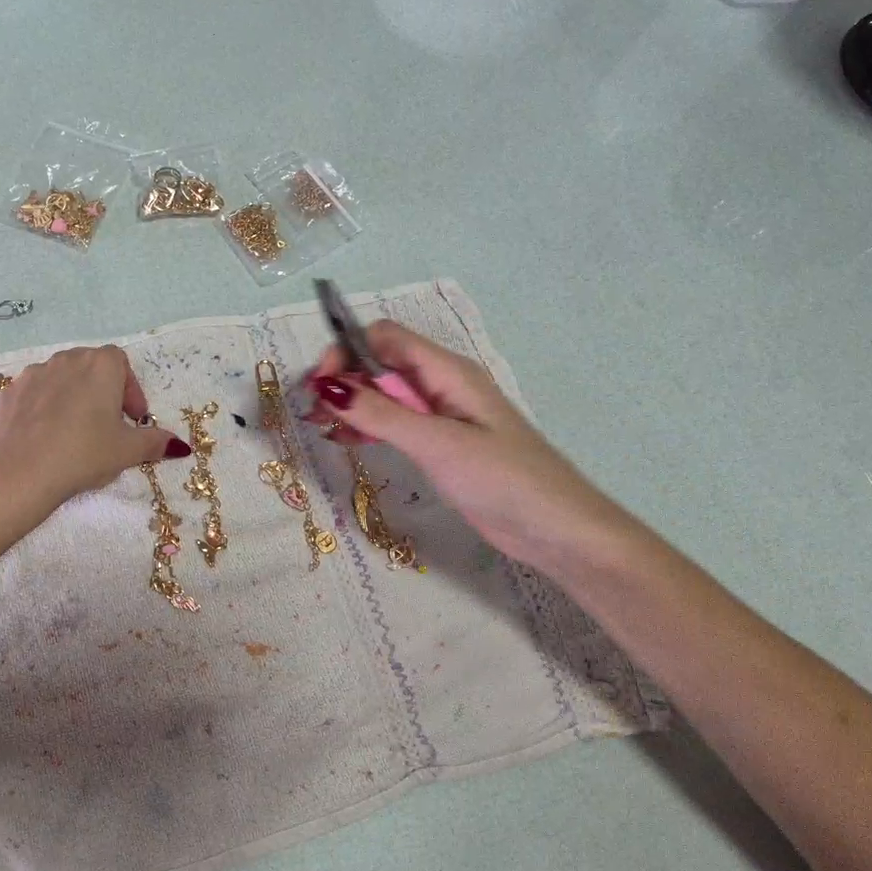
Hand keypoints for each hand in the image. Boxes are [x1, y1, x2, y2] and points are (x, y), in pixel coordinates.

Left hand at [0, 346, 189, 527]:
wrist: (21, 472)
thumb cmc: (84, 454)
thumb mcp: (127, 452)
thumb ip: (154, 443)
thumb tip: (179, 445)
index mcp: (99, 365)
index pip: (121, 363)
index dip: (130, 389)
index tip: (132, 419)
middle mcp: (65, 360)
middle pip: (89, 366)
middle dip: (102, 391)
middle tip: (107, 425)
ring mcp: (32, 374)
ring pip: (59, 379)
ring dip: (71, 397)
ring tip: (74, 431)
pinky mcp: (8, 393)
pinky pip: (33, 394)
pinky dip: (42, 408)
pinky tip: (44, 436)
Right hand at [303, 320, 642, 568]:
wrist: (559, 532)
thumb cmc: (504, 480)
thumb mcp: (436, 444)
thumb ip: (380, 415)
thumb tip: (325, 386)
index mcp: (447, 372)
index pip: (384, 338)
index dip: (346, 351)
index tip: (319, 386)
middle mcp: (441, 385)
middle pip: (378, 363)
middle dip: (341, 379)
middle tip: (311, 412)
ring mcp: (441, 415)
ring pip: (382, 394)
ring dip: (349, 404)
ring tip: (320, 427)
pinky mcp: (440, 443)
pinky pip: (393, 422)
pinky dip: (366, 426)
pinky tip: (346, 442)